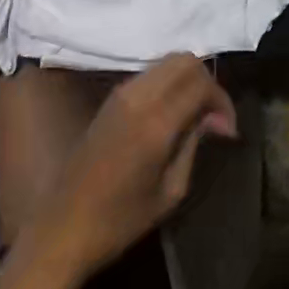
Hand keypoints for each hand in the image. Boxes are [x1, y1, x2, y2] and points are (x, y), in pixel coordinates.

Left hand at [7, 55, 237, 288]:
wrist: (61, 229)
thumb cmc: (119, 221)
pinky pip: (150, 73)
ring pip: (167, 61)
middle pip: (185, 59)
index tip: (228, 129)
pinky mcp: (111, 97)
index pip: (200, 83)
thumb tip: (217, 120)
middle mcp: (138, 96)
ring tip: (196, 113)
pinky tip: (173, 111)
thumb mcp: (170, 192)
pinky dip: (169, 81)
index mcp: (155, 121)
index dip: (222, 100)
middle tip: (214, 116)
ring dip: (188, 79)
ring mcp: (121, 92)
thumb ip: (194, 144)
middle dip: (207, 81)